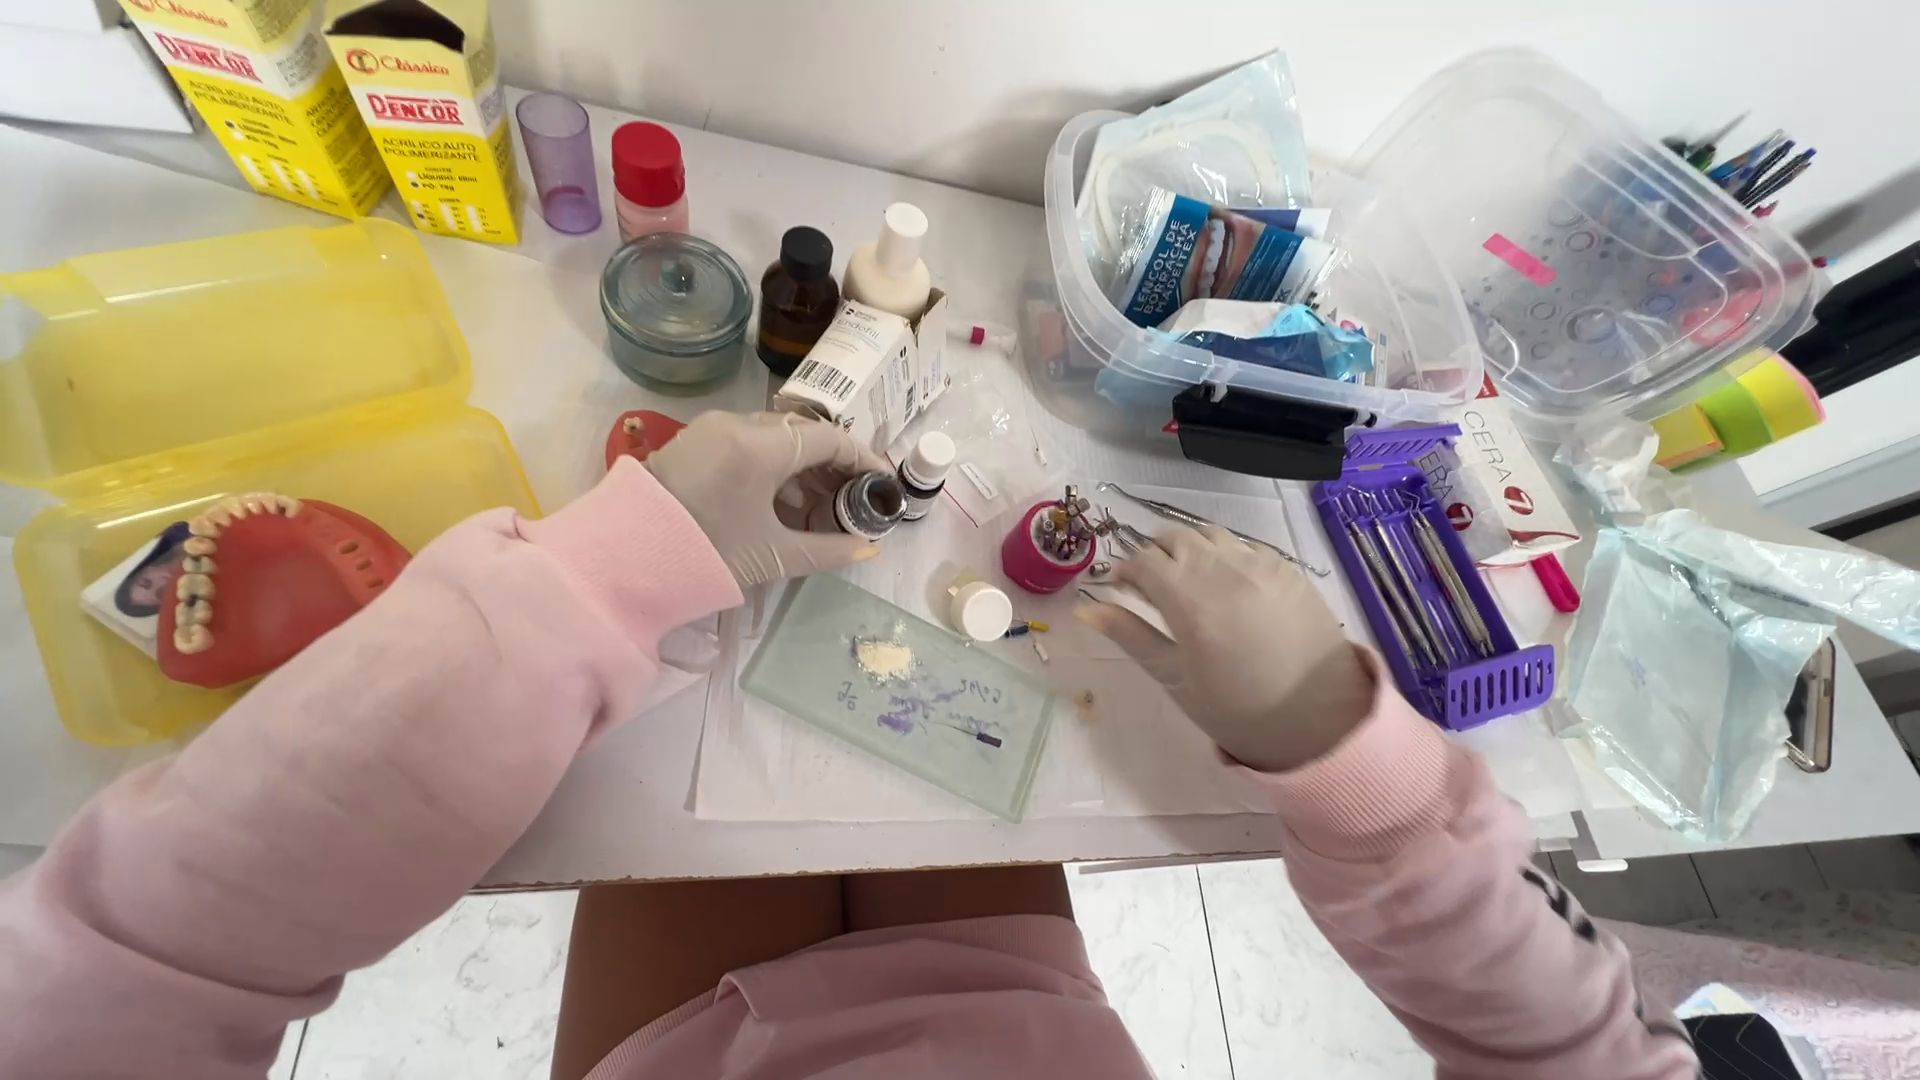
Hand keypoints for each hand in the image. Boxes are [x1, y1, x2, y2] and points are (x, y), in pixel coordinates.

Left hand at [645, 411, 888, 587]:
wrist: (618, 562)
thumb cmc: (702, 556)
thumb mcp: (771, 556)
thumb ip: (827, 549)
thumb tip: (867, 548)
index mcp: (759, 447)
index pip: (829, 438)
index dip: (861, 459)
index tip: (881, 482)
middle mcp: (736, 424)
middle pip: (803, 433)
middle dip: (832, 464)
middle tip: (851, 498)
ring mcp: (711, 429)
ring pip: (775, 436)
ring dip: (803, 465)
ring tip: (819, 505)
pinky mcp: (693, 442)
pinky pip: (748, 442)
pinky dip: (774, 465)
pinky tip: (782, 500)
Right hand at [1077, 525, 1374, 772]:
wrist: (1324, 721)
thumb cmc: (1238, 709)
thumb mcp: (1175, 678)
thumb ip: (1130, 636)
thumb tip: (1086, 609)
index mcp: (1189, 600)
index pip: (1144, 561)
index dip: (1126, 571)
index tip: (1121, 588)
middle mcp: (1223, 570)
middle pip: (1174, 538)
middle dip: (1154, 555)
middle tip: (1152, 586)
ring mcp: (1260, 565)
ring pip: (1210, 534)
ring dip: (1189, 548)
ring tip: (1189, 580)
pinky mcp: (1287, 568)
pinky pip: (1244, 546)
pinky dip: (1224, 555)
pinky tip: (1228, 586)